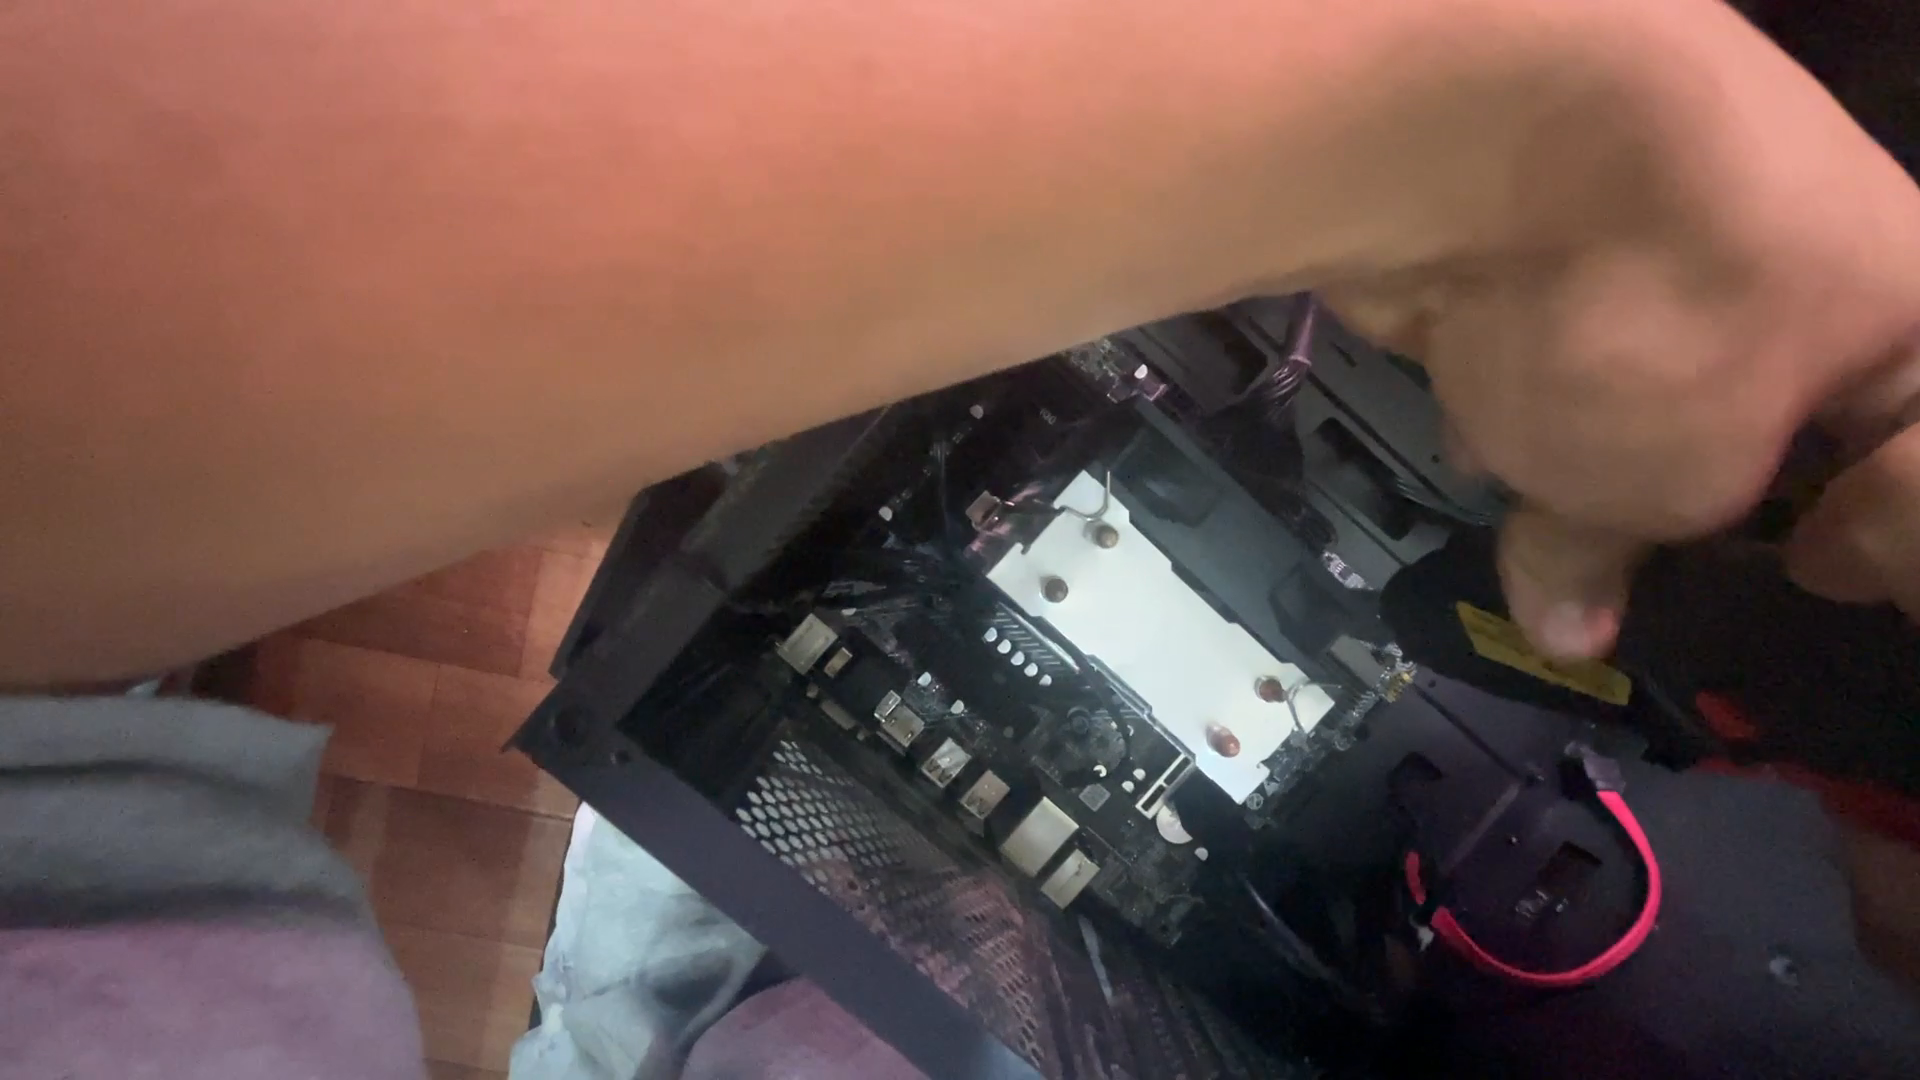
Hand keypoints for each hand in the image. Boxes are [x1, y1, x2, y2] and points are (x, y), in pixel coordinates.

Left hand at [1323, 0, 1919, 655]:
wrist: (1504, 153)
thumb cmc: (1653, 330)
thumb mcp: (1649, 479)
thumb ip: (1602, 556)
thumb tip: (1564, 634)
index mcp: (1902, 315)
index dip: (1894, 529)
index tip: (1830, 584)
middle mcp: (1776, 271)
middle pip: (1764, 403)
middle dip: (1722, 481)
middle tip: (1684, 548)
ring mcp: (1638, 252)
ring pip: (1631, 374)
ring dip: (1592, 442)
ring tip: (1557, 519)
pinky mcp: (1520, 255)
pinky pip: (1531, 346)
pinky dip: (1509, 398)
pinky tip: (1475, 445)